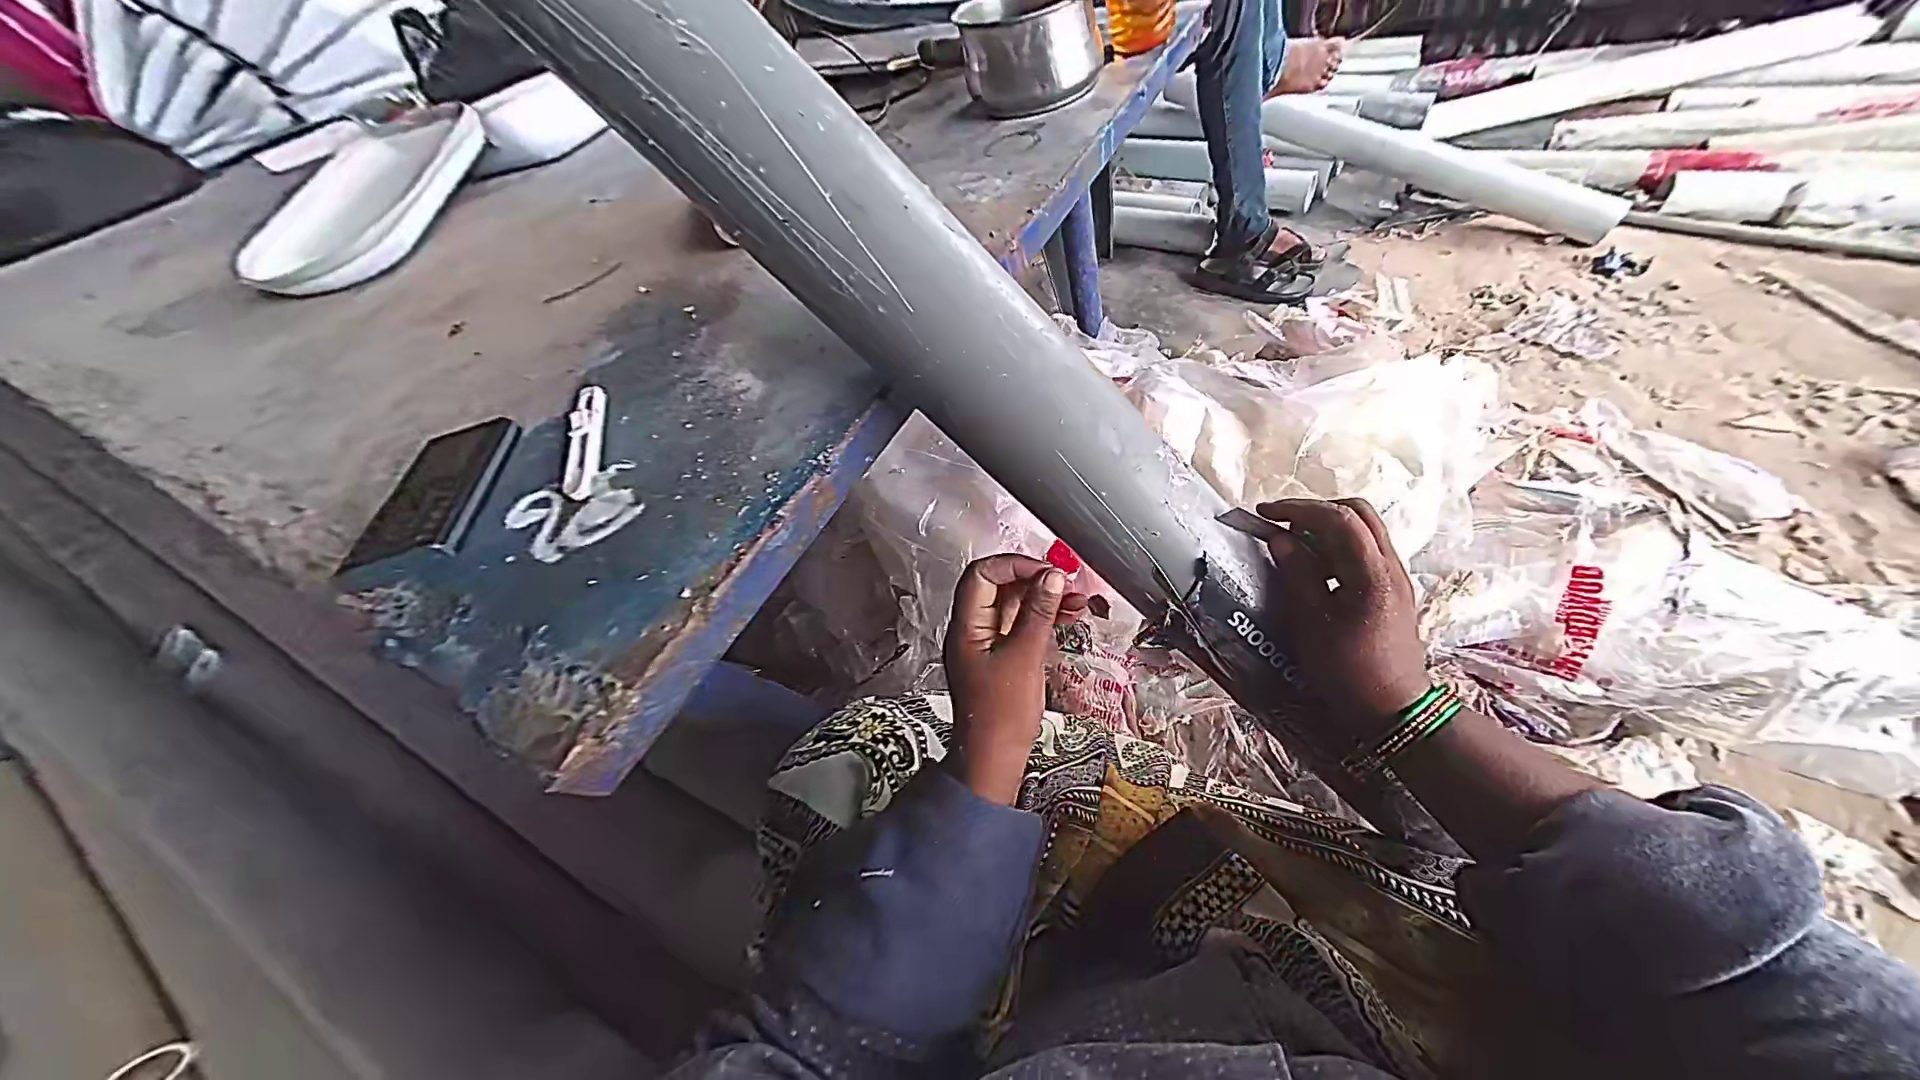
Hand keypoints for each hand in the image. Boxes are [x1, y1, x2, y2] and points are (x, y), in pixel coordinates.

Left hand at [943, 554, 1087, 804]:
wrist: (994, 760)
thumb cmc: (1000, 718)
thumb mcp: (1025, 658)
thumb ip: (1039, 613)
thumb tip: (1052, 577)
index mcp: (966, 626)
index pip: (982, 575)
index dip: (1014, 565)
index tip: (1047, 570)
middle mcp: (972, 629)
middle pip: (997, 585)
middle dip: (1032, 578)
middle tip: (1064, 580)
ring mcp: (986, 641)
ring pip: (1012, 604)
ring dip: (1042, 596)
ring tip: (1074, 597)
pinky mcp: (1001, 654)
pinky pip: (1020, 623)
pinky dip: (1042, 616)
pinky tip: (1066, 615)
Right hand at [1254, 498, 1429, 740]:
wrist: (1393, 708)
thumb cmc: (1347, 669)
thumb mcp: (1312, 622)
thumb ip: (1298, 574)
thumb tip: (1279, 539)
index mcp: (1372, 574)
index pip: (1339, 519)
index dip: (1298, 509)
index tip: (1264, 514)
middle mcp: (1390, 567)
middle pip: (1358, 513)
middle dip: (1315, 510)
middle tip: (1280, 523)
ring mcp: (1396, 577)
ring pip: (1364, 529)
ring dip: (1326, 526)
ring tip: (1292, 542)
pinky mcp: (1392, 590)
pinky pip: (1364, 550)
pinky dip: (1336, 545)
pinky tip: (1313, 565)